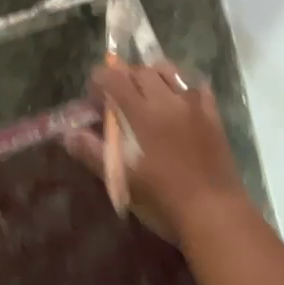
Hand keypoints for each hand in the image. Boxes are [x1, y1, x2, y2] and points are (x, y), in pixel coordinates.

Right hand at [65, 61, 248, 239]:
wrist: (214, 213)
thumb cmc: (163, 201)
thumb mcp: (123, 180)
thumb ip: (94, 153)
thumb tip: (69, 135)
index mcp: (142, 114)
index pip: (115, 79)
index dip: (100, 78)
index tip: (94, 92)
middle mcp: (167, 100)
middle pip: (142, 71)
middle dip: (125, 76)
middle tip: (118, 95)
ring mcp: (193, 105)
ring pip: (170, 72)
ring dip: (153, 75)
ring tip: (147, 91)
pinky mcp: (213, 115)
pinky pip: (198, 86)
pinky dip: (184, 86)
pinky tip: (180, 98)